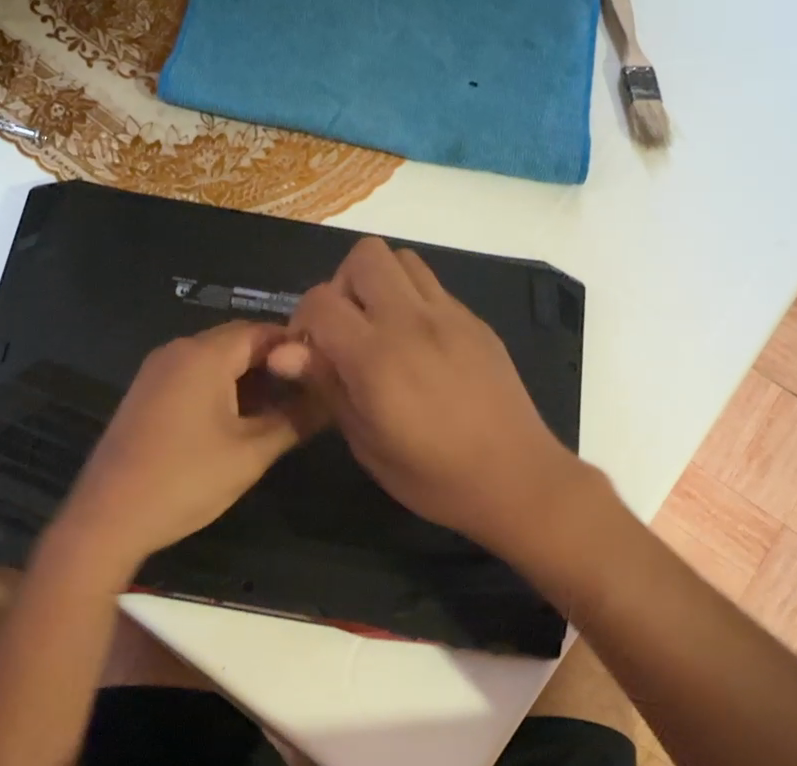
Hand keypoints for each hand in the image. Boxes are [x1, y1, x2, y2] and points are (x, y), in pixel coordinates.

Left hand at [54, 322, 319, 569]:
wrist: (110, 516)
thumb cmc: (186, 481)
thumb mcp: (250, 454)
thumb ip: (294, 421)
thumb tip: (331, 401)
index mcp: (204, 354)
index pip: (263, 331)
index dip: (299, 349)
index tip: (326, 376)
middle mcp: (177, 351)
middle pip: (237, 343)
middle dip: (275, 366)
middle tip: (309, 398)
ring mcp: (155, 373)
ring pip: (214, 363)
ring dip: (249, 382)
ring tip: (282, 415)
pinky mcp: (145, 397)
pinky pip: (192, 381)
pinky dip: (221, 394)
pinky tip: (240, 426)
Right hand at [272, 237, 583, 553]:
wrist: (514, 478)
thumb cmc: (431, 477)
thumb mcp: (366, 443)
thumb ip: (328, 386)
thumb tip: (283, 353)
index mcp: (376, 358)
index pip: (320, 301)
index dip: (302, 324)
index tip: (308, 357)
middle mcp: (411, 321)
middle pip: (363, 256)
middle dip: (341, 287)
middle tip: (344, 334)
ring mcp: (449, 316)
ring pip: (402, 260)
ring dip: (379, 285)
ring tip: (379, 332)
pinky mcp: (475, 322)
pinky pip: (433, 287)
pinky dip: (411, 302)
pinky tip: (417, 349)